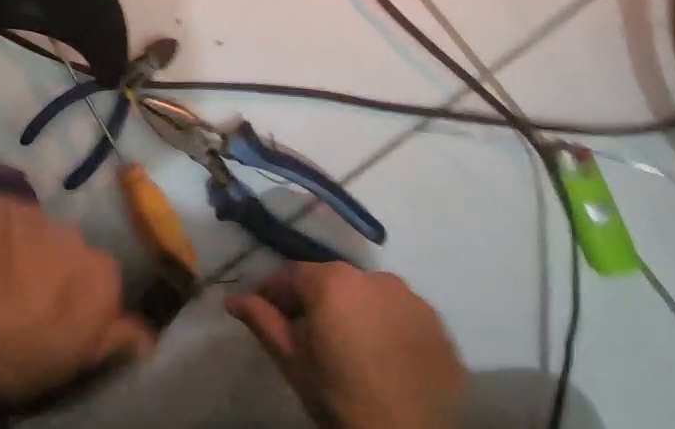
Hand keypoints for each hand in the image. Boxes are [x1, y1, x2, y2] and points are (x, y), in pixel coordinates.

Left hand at [0, 196, 154, 403]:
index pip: (102, 276)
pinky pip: (2, 212)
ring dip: (24, 243)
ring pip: (36, 228)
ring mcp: (33, 213)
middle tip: (27, 290)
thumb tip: (146, 332)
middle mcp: (75, 234)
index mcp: (101, 274)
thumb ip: (117, 339)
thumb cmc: (20, 353)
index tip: (61, 310)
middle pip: (69, 246)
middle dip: (54, 263)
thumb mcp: (75, 360)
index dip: (81, 293)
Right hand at [227, 262, 465, 428]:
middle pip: (334, 283)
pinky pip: (404, 318)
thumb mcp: (291, 360)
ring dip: (355, 313)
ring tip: (350, 347)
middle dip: (317, 303)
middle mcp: (376, 279)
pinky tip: (384, 358)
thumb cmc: (339, 397)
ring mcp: (415, 303)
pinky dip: (390, 330)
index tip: (266, 313)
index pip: (292, 275)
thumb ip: (261, 320)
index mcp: (333, 281)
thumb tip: (232, 298)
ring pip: (371, 297)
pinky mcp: (442, 331)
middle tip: (308, 335)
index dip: (274, 294)